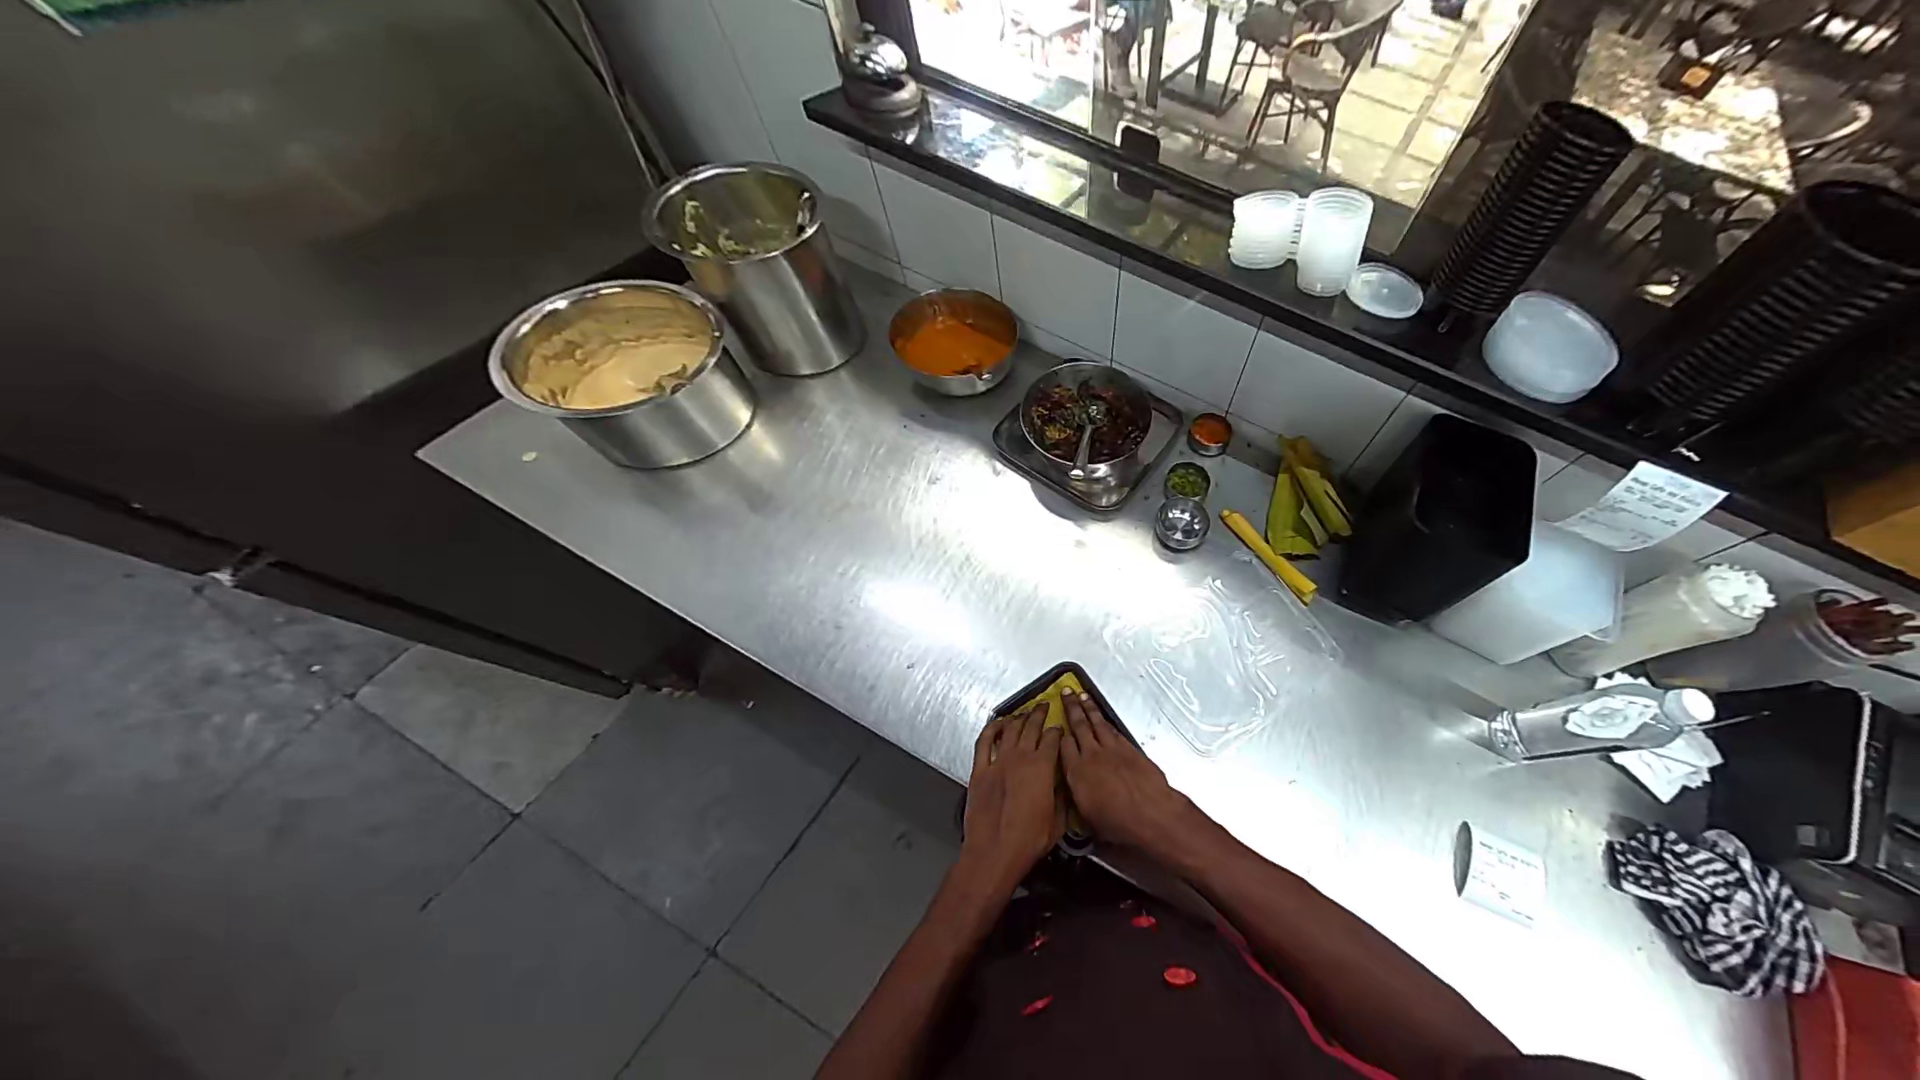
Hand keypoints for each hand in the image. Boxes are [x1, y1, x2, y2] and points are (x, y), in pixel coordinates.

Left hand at [959, 704, 1064, 891]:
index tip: (1059, 728)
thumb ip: (1061, 798)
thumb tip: (1063, 786)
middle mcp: (1020, 758)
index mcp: (1042, 768)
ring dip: (1018, 718)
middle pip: (1031, 727)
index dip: (1057, 731)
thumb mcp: (1057, 822)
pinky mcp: (980, 770)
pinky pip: (985, 742)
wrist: (995, 851)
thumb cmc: (1028, 841)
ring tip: (1023, 712)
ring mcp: (998, 762)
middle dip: (1039, 714)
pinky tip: (996, 723)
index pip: (1052, 739)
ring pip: (1010, 730)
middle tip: (1043, 706)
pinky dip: (991, 729)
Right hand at [1059, 691, 1211, 864]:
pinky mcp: (1129, 749)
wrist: (1151, 814)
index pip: (1063, 746)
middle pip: (1078, 725)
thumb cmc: (1119, 823)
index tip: (1056, 728)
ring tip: (1082, 695)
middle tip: (1066, 693)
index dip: (1059, 735)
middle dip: (1071, 707)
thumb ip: (1078, 799)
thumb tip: (1074, 797)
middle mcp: (1091, 755)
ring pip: (1096, 722)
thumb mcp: (1089, 818)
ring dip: (1089, 708)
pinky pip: (1113, 730)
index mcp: (1076, 772)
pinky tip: (1103, 719)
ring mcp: (1111, 749)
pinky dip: (1106, 722)